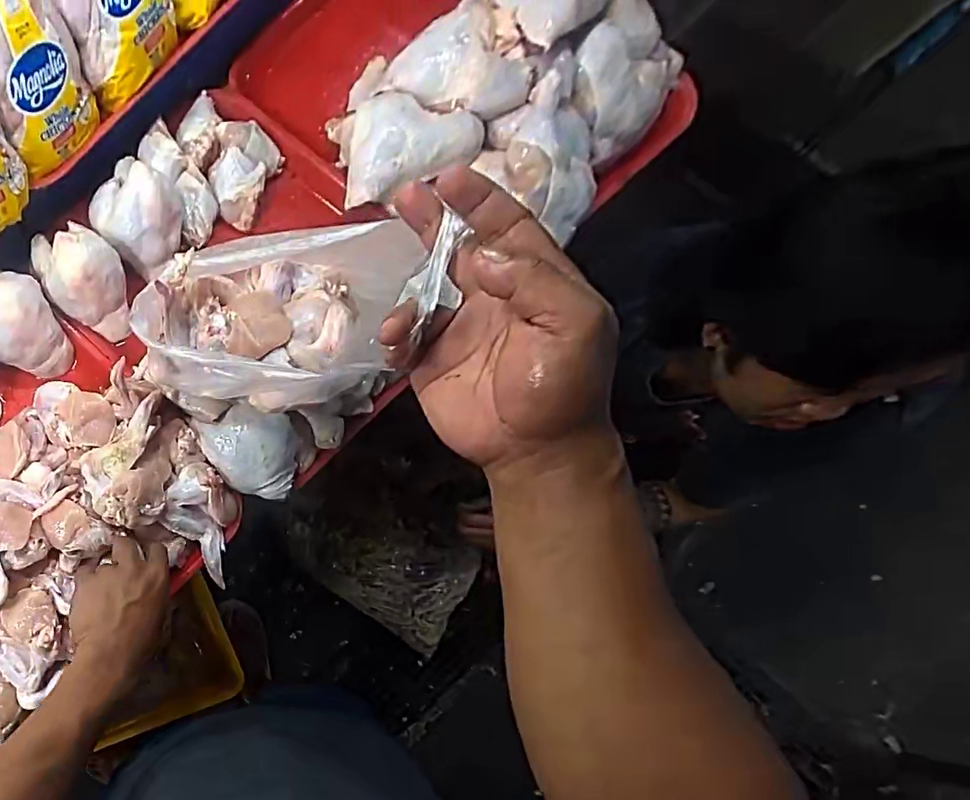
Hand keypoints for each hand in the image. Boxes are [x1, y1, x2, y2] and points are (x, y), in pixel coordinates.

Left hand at [66, 535, 170, 699]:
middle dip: (122, 549)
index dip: (149, 552)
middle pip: (126, 542)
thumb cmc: (141, 644)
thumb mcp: (161, 619)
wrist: (109, 655)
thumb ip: (159, 598)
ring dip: (102, 572)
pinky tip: (86, 594)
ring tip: (100, 588)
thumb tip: (157, 594)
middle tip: (120, 564)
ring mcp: (107, 571)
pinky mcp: (85, 580)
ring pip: (102, 561)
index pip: (157, 548)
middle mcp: (134, 567)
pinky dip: (85, 581)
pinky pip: (84, 572)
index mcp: (157, 576)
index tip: (145, 559)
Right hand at [380, 168, 621, 473]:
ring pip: (424, 292)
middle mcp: (491, 297)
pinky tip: (398, 342)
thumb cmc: (563, 386)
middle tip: (405, 197)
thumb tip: (481, 254)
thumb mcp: (574, 325)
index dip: (479, 201)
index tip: (450, 179)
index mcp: (532, 280)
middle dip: (432, 222)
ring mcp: (458, 330)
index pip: (505, 227)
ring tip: (407, 319)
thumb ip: (535, 281)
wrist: (535, 450)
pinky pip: (406, 338)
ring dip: (408, 292)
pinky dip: (396, 335)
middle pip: (457, 248)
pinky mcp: (430, 363)